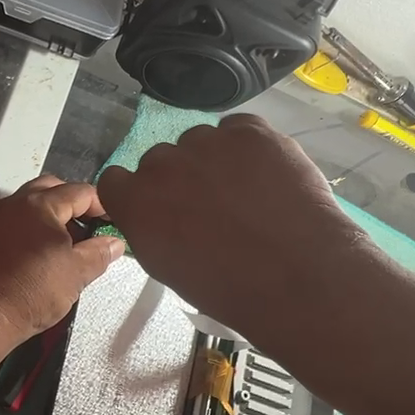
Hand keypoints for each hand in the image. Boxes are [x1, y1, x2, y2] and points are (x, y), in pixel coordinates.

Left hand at [0, 176, 124, 345]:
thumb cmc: (34, 290)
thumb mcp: (77, 272)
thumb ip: (99, 252)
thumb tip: (115, 242)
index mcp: (39, 204)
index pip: (80, 192)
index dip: (102, 205)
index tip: (114, 223)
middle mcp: (16, 203)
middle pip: (52, 188)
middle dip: (75, 202)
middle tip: (92, 225)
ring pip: (33, 202)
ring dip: (55, 213)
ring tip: (73, 240)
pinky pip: (19, 218)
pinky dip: (36, 224)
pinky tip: (48, 250)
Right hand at [96, 115, 373, 344]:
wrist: (298, 278)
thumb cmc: (227, 287)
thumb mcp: (165, 267)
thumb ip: (147, 229)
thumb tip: (154, 215)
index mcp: (135, 200)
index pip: (115, 179)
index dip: (138, 193)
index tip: (160, 210)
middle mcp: (162, 164)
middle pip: (159, 159)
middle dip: (178, 178)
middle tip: (210, 207)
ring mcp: (207, 142)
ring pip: (199, 141)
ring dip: (212, 160)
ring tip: (244, 191)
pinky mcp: (251, 132)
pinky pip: (239, 128)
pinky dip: (247, 146)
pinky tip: (265, 174)